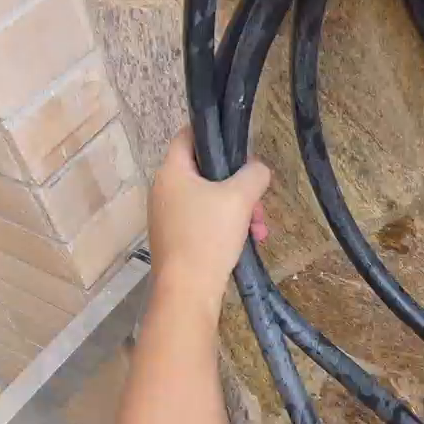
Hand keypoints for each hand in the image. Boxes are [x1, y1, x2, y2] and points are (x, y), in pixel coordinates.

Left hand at [147, 127, 269, 317]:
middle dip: (239, 186)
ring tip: (259, 229)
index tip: (240, 145)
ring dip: (238, 210)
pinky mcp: (176, 240)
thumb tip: (258, 170)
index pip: (188, 135)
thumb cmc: (208, 236)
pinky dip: (226, 227)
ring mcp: (168, 217)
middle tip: (258, 202)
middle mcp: (164, 191)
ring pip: (209, 201)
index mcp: (172, 172)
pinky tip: (248, 242)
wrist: (187, 290)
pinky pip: (205, 223)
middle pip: (206, 173)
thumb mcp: (240, 198)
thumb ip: (254, 174)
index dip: (214, 133)